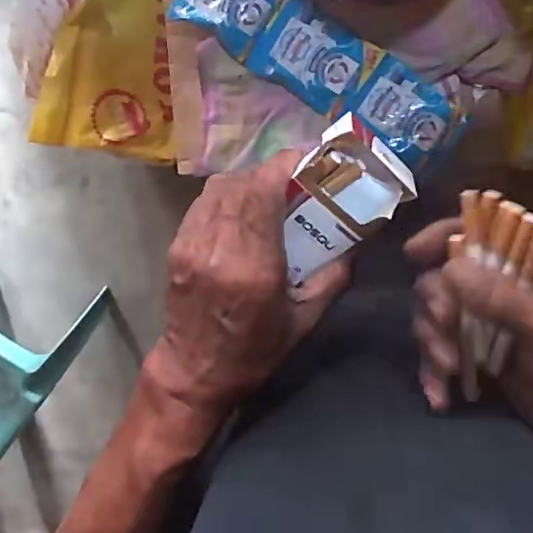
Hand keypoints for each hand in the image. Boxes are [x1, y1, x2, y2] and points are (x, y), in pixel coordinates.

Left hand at [144, 151, 351, 421]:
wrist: (194, 373)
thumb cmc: (255, 350)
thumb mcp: (306, 319)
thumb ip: (334, 275)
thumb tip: (355, 239)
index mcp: (253, 266)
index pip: (263, 190)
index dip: (285, 165)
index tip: (308, 159)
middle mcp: (218, 246)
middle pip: (243, 182)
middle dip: (272, 171)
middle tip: (295, 177)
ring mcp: (192, 242)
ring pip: (220, 186)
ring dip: (248, 179)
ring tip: (270, 189)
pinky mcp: (177, 243)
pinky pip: (204, 200)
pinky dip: (227, 193)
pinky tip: (243, 206)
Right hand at [406, 217, 532, 455]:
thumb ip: (505, 300)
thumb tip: (450, 269)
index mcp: (528, 260)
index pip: (479, 228)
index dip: (443, 234)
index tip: (415, 253)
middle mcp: (500, 280)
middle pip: (444, 272)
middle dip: (436, 302)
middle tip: (444, 328)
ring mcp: (483, 316)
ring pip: (434, 310)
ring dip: (431, 338)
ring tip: (448, 369)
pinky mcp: (473, 349)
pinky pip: (438, 348)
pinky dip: (432, 370)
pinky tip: (439, 395)